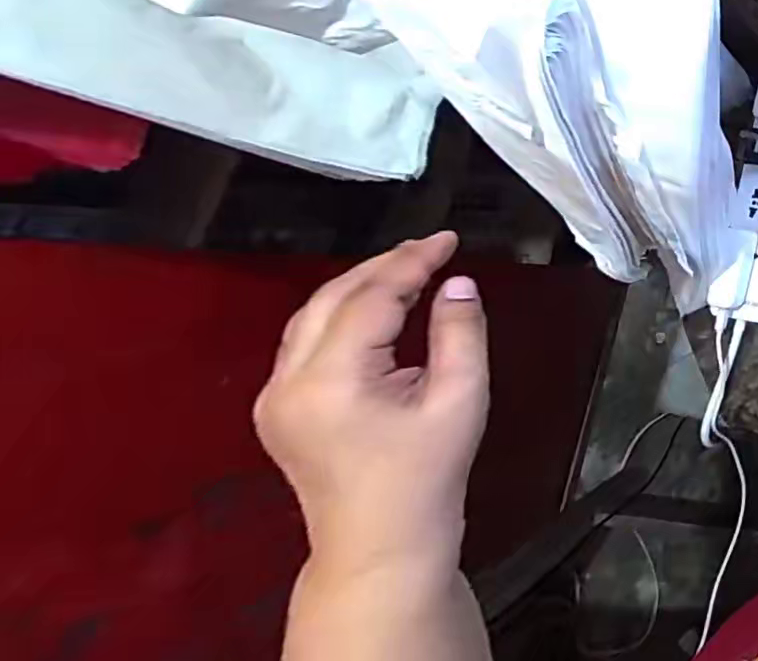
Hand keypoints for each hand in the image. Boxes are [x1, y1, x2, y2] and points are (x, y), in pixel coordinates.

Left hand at [254, 231, 488, 580]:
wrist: (383, 537)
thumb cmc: (431, 466)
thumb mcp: (463, 394)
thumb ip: (461, 331)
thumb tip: (458, 284)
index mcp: (331, 380)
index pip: (372, 299)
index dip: (413, 262)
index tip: (450, 238)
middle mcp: (288, 383)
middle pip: (331, 300)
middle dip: (384, 264)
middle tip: (433, 245)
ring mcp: (276, 397)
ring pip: (313, 317)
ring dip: (362, 283)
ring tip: (411, 263)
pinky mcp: (283, 407)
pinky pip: (310, 339)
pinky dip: (348, 310)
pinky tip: (382, 303)